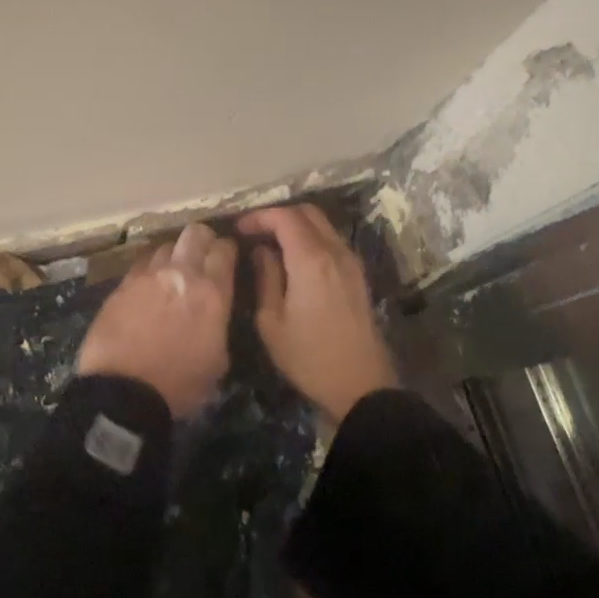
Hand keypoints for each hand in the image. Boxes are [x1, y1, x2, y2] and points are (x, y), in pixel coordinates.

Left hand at [76, 222, 235, 417]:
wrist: (123, 393)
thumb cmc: (179, 386)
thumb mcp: (218, 362)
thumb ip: (218, 326)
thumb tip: (214, 316)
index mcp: (212, 293)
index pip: (224, 250)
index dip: (227, 250)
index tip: (226, 258)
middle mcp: (179, 274)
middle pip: (194, 234)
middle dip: (202, 240)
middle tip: (201, 256)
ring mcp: (145, 277)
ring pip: (163, 246)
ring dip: (172, 255)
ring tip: (171, 273)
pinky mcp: (119, 287)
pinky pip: (139, 266)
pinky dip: (148, 271)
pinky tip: (147, 288)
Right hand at [237, 205, 398, 423]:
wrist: (359, 384)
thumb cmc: (308, 357)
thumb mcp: (272, 322)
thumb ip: (265, 278)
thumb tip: (261, 252)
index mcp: (311, 260)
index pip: (285, 218)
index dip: (259, 217)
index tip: (239, 229)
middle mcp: (335, 252)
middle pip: (308, 213)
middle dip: (279, 216)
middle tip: (254, 232)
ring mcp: (351, 263)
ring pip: (323, 226)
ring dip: (297, 227)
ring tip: (271, 245)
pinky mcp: (358, 276)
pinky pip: (332, 243)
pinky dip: (311, 240)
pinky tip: (293, 260)